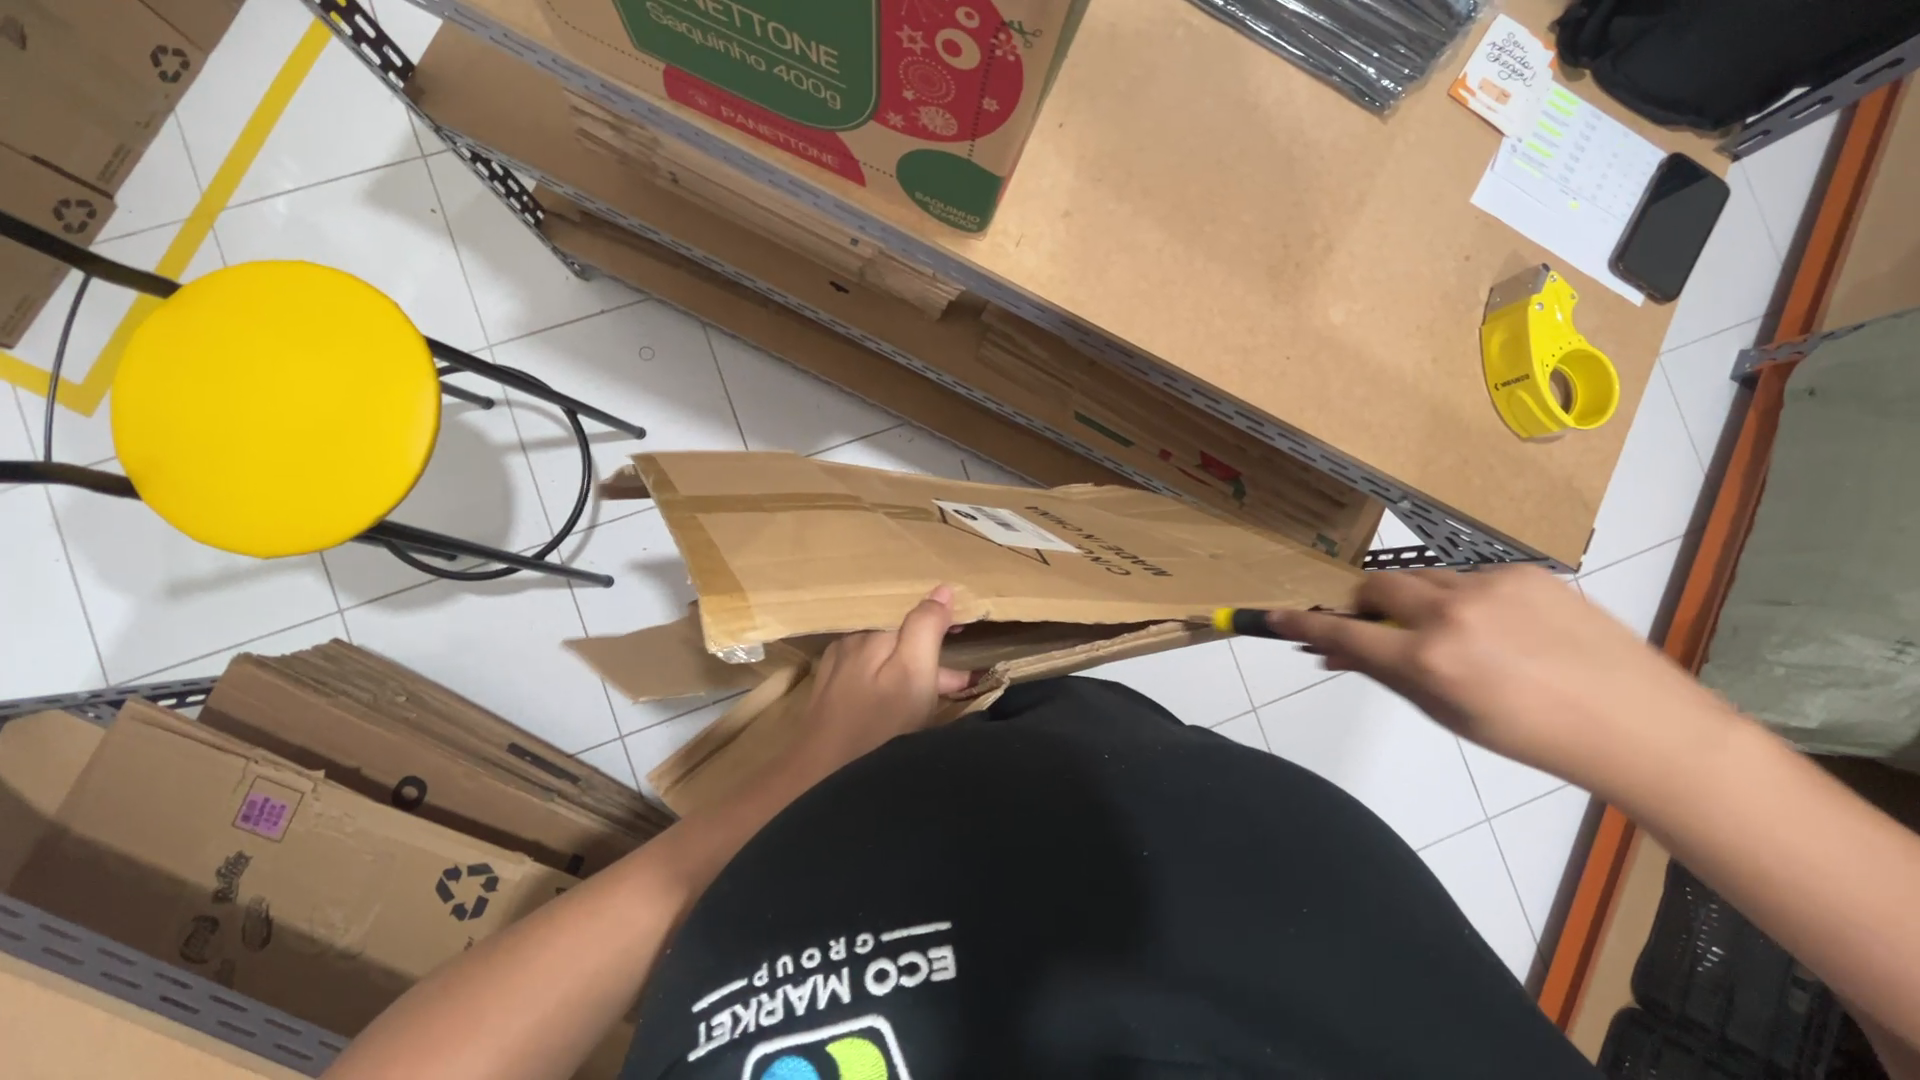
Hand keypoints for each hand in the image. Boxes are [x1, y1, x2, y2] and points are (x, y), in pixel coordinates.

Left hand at [789, 585, 971, 780]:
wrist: (819, 778)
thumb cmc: (878, 727)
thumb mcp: (913, 672)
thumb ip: (926, 627)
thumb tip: (942, 589)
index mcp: (873, 634)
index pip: (916, 616)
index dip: (945, 627)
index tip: (969, 643)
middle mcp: (851, 644)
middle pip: (902, 641)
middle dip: (932, 658)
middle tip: (964, 685)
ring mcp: (836, 672)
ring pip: (887, 662)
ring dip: (913, 675)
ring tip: (938, 701)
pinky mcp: (829, 698)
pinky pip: (870, 681)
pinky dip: (892, 689)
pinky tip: (901, 710)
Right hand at [1266, 566, 1738, 790]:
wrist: (1637, 723)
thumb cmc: (1532, 736)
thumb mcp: (1448, 713)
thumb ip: (1386, 674)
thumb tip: (1336, 652)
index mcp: (1430, 659)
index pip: (1344, 632)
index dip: (1303, 623)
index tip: (1273, 616)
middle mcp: (1451, 612)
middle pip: (1376, 587)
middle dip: (1365, 605)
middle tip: (1377, 629)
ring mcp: (1490, 586)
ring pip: (1422, 579)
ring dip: (1414, 601)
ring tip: (1450, 635)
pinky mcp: (1525, 571)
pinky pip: (1469, 576)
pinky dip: (1463, 598)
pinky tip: (1499, 628)